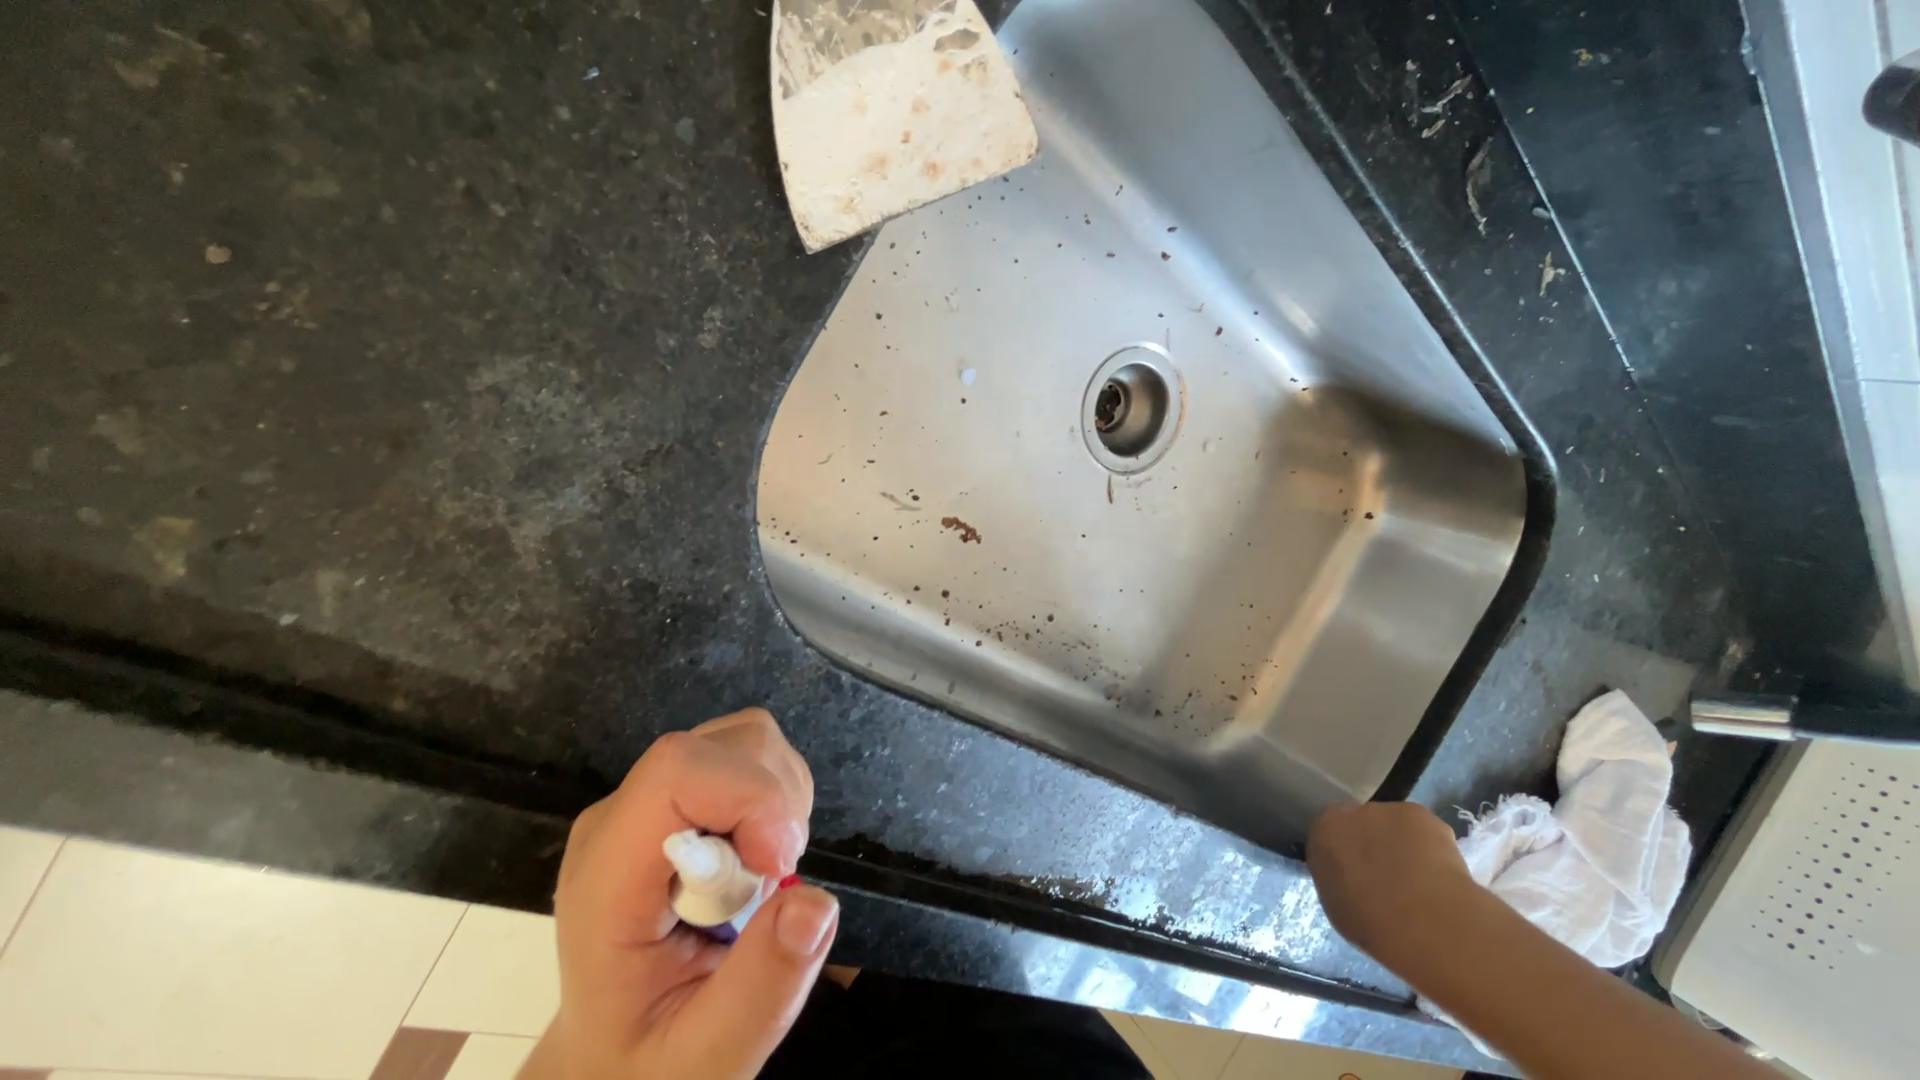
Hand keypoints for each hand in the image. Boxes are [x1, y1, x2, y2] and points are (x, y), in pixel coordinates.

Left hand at [532, 708, 839, 1079]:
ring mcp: (647, 804)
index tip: (781, 867)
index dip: (750, 798)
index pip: (676, 772)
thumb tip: (815, 902)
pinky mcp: (678, 800)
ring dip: (782, 799)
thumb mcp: (705, 1059)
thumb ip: (760, 990)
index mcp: (608, 878)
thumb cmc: (644, 1065)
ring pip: (741, 741)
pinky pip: (748, 756)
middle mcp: (621, 822)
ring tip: (768, 875)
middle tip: (776, 883)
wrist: (607, 1059)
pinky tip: (763, 857)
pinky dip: (780, 795)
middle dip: (776, 805)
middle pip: (719, 748)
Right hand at [1306, 801, 1477, 962]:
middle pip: (1363, 823)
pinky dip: (1431, 848)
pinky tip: (1441, 875)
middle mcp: (1351, 813)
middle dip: (1373, 844)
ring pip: (1396, 825)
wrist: (1420, 917)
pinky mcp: (1423, 816)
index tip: (1356, 873)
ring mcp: (1389, 810)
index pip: (1329, 833)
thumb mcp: (1337, 903)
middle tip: (1388, 876)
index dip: (1345, 852)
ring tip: (1420, 880)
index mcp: (1323, 832)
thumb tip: (1350, 878)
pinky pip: (1425, 830)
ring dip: (1403, 844)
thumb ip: (1339, 878)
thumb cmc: (1369, 920)